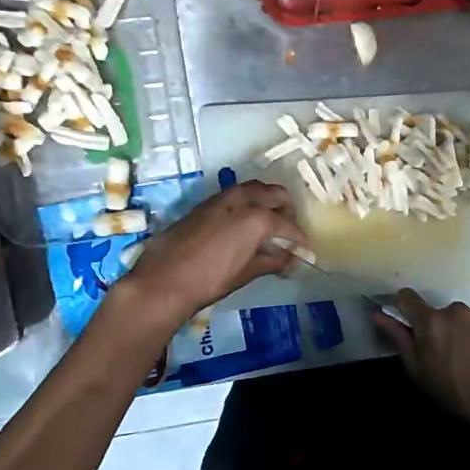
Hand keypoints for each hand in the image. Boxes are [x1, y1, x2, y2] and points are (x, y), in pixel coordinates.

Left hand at [112, 181, 305, 335]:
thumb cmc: (210, 280)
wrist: (163, 280)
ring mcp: (221, 200)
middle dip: (287, 209)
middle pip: (275, 194)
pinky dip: (247, 202)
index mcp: (257, 219)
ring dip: (267, 200)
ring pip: (253, 188)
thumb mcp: (248, 273)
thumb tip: (291, 261)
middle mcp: (242, 202)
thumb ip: (274, 261)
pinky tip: (244, 223)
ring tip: (269, 222)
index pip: (289, 226)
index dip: (301, 240)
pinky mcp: (204, 205)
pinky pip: (234, 195)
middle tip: (289, 230)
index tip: (306, 251)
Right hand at [373, 290, 469, 435]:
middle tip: (444, 355)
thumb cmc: (454, 391)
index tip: (408, 322)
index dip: (403, 307)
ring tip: (469, 360)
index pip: (407, 297)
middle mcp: (456, 310)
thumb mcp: (419, 371)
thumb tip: (379, 316)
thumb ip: (399, 339)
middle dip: (438, 328)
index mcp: (431, 321)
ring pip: (462, 319)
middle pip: (438, 312)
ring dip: (461, 332)